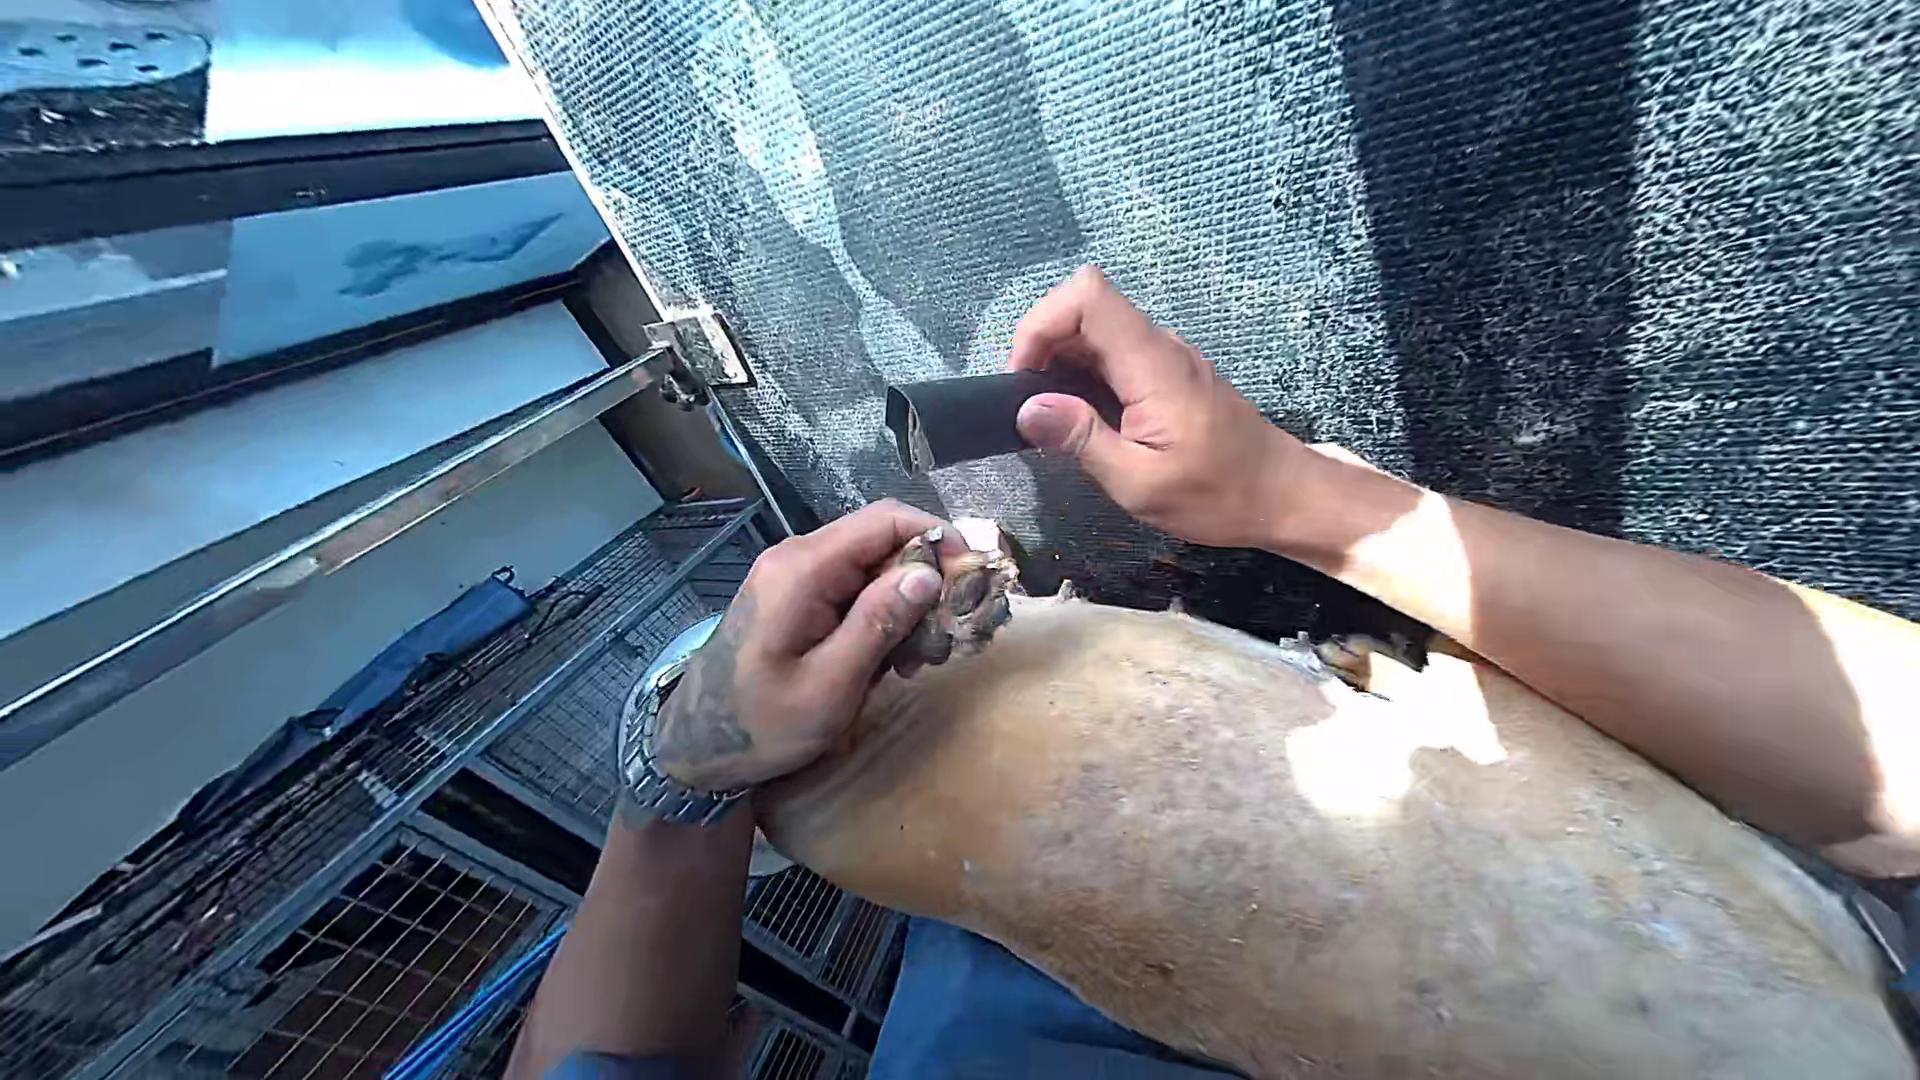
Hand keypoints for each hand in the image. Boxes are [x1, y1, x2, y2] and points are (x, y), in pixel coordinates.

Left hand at [651, 501, 952, 791]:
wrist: (697, 747)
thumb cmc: (761, 724)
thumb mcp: (829, 684)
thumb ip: (878, 623)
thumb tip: (928, 573)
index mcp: (803, 568)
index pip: (886, 520)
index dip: (937, 536)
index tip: (971, 574)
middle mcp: (799, 556)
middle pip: (883, 541)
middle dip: (925, 580)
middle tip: (946, 633)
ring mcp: (795, 574)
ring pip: (874, 566)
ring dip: (906, 604)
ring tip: (916, 658)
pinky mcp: (798, 594)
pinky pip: (854, 587)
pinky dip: (882, 615)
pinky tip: (888, 658)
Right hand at [1011, 266, 1307, 548]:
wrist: (1283, 496)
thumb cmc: (1216, 496)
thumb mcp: (1138, 482)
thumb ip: (1082, 440)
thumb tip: (1027, 410)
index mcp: (1152, 364)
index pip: (1086, 295)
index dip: (1041, 323)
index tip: (1023, 379)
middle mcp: (1158, 347)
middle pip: (1085, 308)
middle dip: (1042, 349)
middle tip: (1031, 409)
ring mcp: (1165, 359)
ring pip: (1096, 333)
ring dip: (1060, 366)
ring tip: (1053, 422)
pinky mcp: (1167, 376)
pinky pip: (1112, 358)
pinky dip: (1082, 379)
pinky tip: (1082, 421)